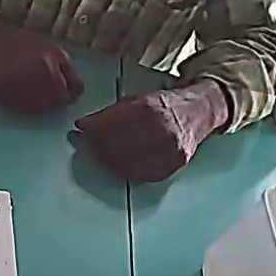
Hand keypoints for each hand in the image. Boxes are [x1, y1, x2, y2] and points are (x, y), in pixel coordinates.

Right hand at [0, 20, 84, 113]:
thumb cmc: (18, 42)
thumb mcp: (49, 47)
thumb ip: (66, 68)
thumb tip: (76, 88)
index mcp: (53, 70)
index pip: (74, 91)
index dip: (71, 88)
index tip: (66, 84)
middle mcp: (41, 87)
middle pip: (60, 103)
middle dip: (58, 95)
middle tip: (47, 83)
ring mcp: (26, 98)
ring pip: (45, 109)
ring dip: (44, 102)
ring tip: (33, 85)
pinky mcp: (12, 105)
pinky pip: (29, 111)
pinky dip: (30, 104)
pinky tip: (22, 90)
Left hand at [74, 83, 228, 182]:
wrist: (197, 113)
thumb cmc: (162, 106)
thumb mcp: (134, 101)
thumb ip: (108, 113)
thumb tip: (81, 126)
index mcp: (149, 108)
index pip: (110, 125)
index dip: (91, 132)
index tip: (78, 134)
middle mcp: (161, 129)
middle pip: (117, 146)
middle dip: (96, 148)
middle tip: (87, 147)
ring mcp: (170, 149)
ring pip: (128, 164)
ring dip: (107, 162)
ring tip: (100, 157)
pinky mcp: (175, 164)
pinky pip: (143, 175)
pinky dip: (126, 171)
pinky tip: (118, 165)